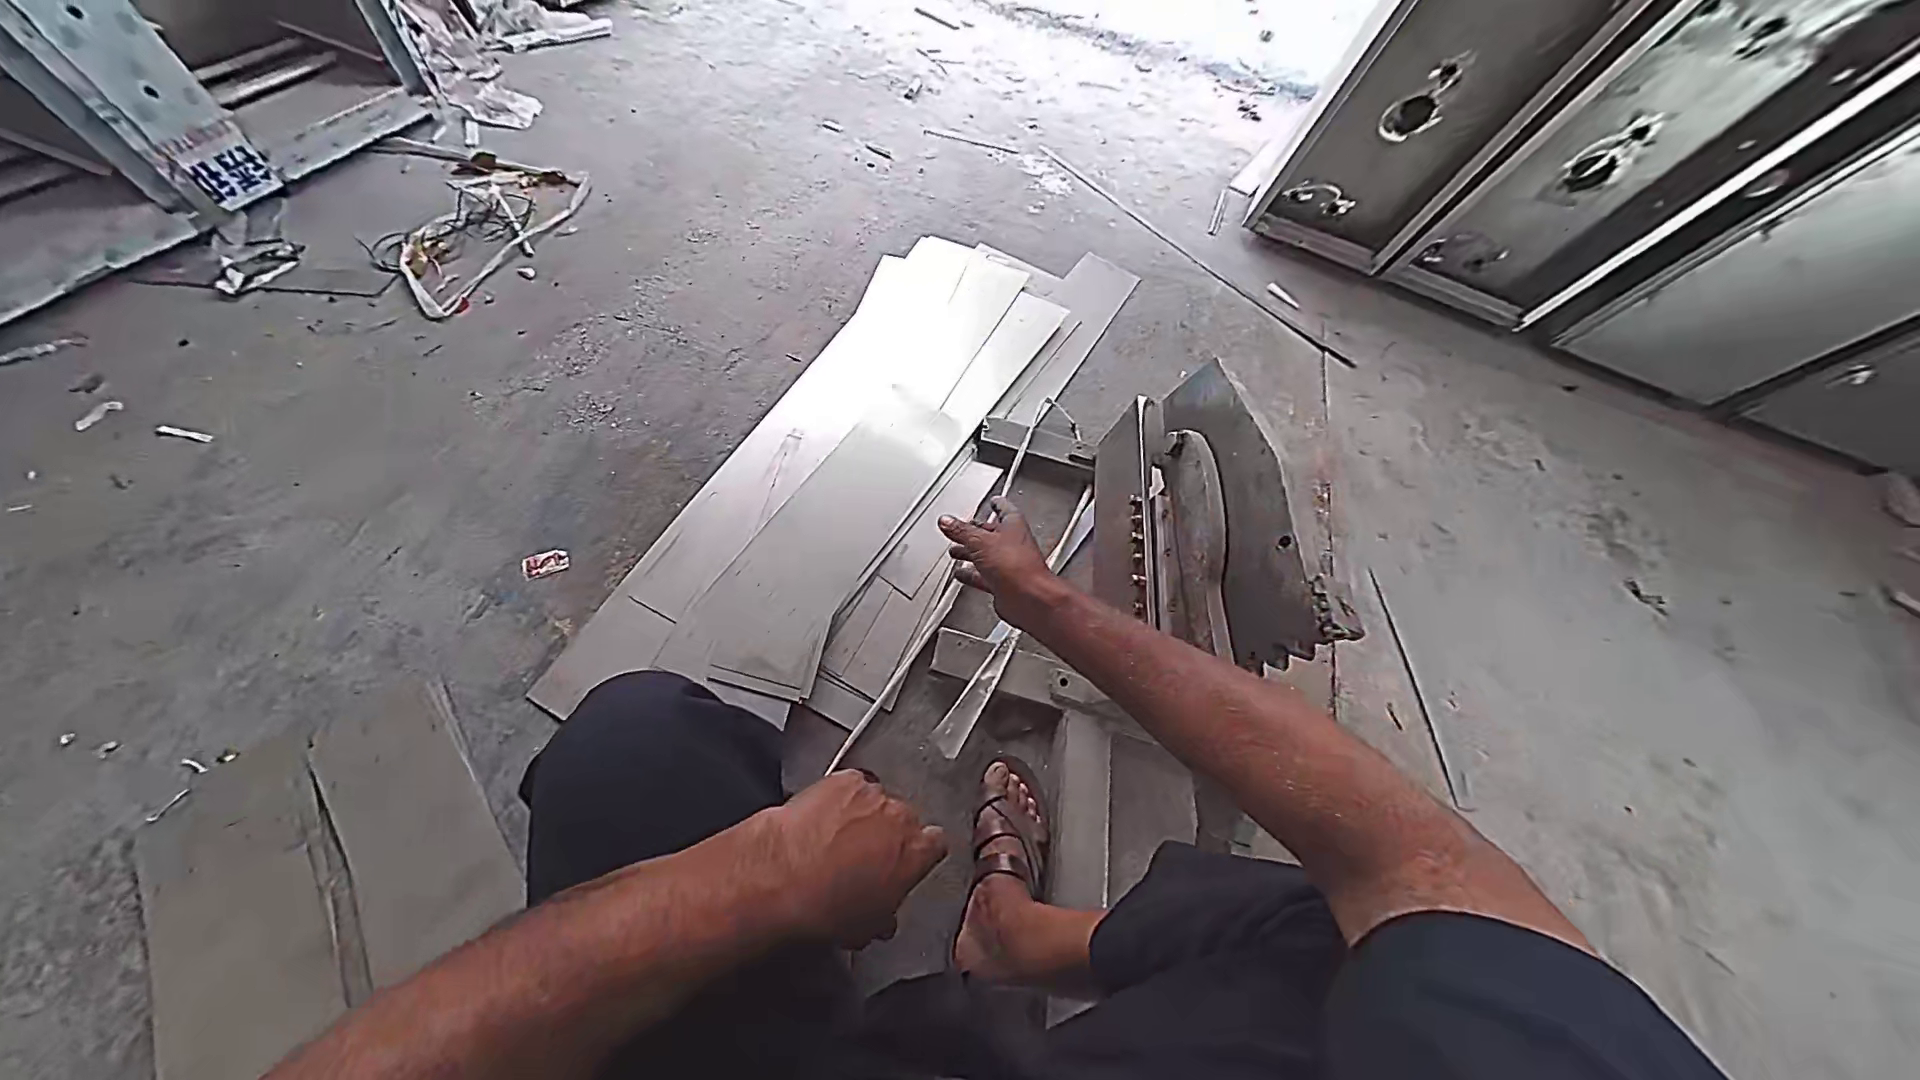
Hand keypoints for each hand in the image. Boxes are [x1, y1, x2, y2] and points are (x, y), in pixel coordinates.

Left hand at [756, 771, 946, 947]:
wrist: (782, 876)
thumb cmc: (823, 904)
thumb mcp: (866, 927)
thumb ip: (887, 913)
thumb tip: (882, 915)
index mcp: (916, 851)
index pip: (935, 843)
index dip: (920, 851)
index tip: (906, 859)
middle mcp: (900, 816)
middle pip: (904, 819)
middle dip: (888, 834)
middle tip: (863, 854)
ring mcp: (872, 793)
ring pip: (876, 800)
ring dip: (863, 814)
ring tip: (836, 836)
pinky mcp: (845, 778)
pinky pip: (850, 785)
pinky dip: (840, 797)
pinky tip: (823, 818)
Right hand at [939, 497, 1057, 629]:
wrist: (1029, 598)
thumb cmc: (1017, 565)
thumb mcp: (980, 542)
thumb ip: (961, 531)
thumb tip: (946, 521)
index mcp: (1013, 526)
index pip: (1005, 510)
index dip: (997, 504)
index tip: (993, 500)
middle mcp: (1013, 544)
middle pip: (991, 534)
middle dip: (975, 533)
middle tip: (961, 530)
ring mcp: (1009, 565)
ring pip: (986, 556)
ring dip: (971, 554)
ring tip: (957, 551)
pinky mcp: (1004, 584)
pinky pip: (984, 577)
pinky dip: (972, 575)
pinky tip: (963, 574)